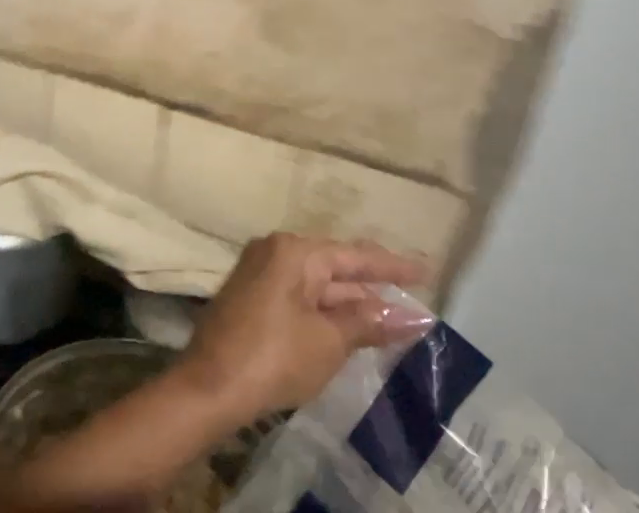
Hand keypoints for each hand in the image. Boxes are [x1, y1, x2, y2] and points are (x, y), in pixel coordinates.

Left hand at [177, 233, 429, 424]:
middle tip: (414, 302)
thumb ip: (370, 323)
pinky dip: (327, 312)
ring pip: (318, 285)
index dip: (392, 265)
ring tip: (394, 320)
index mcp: (293, 252)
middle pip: (335, 267)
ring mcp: (259, 275)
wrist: (211, 386)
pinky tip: (353, 328)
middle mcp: (273, 253)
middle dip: (373, 288)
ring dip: (352, 304)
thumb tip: (414, 317)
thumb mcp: (329, 340)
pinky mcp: (252, 300)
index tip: (427, 270)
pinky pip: (300, 298)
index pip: (354, 255)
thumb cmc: (275, 356)